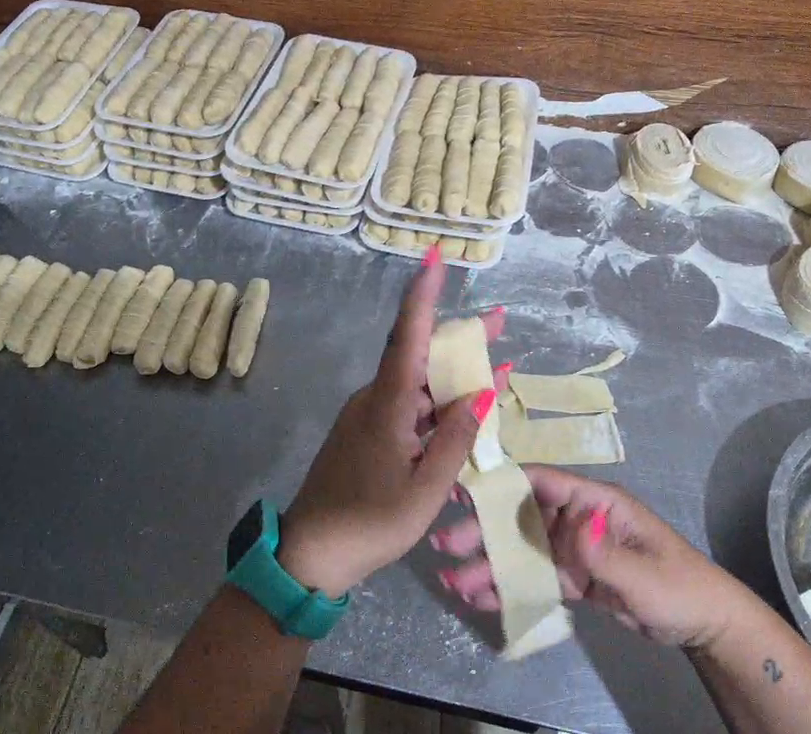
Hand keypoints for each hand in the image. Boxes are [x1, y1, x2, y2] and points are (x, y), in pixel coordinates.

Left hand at [278, 249, 507, 596]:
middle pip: (421, 357)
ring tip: (496, 370)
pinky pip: (409, 410)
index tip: (435, 256)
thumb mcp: (425, 489)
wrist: (309, 555)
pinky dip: (438, 408)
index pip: (408, 334)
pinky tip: (463, 416)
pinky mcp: (367, 436)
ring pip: (418, 387)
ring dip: (454, 380)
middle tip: (500, 321)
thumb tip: (480, 394)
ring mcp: (369, 418)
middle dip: (461, 340)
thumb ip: (455, 440)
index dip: (423, 293)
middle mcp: (375, 399)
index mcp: (387, 403)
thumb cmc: (369, 522)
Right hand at [433, 467, 739, 648]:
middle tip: (447, 543)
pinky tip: (481, 597)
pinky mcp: (574, 574)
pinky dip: (509, 586)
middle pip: (524, 516)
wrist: (704, 624)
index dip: (505, 482)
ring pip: (523, 549)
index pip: (545, 482)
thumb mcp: (644, 573)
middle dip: (485, 528)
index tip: (466, 487)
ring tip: (453, 580)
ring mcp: (575, 546)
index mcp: (598, 501)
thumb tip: (570, 524)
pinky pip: (536, 577)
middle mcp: (579, 517)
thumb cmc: (679, 586)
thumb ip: (605, 551)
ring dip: (490, 562)